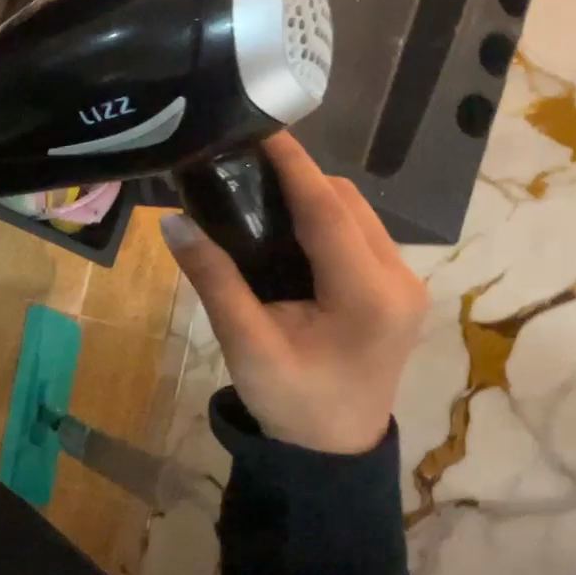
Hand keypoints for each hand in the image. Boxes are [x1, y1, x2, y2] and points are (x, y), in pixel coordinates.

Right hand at [160, 132, 426, 454]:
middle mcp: (398, 280)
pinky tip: (280, 218)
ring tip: (254, 183)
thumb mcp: (245, 341)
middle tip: (239, 160)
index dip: (294, 165)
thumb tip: (173, 220)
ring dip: (311, 192)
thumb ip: (214, 278)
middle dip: (299, 174)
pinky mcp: (393, 289)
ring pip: (356, 212)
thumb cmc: (291, 397)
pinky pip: (358, 231)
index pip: (328, 210)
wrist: (333, 448)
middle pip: (348, 202)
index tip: (260, 127)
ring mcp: (402, 284)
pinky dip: (321, 213)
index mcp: (367, 294)